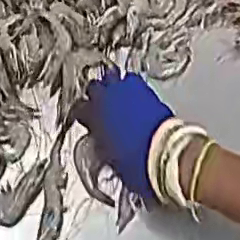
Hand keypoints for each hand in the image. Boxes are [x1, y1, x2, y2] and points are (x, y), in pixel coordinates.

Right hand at [73, 68, 172, 202]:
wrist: (161, 152)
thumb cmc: (136, 162)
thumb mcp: (110, 160)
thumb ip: (102, 146)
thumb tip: (102, 146)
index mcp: (94, 117)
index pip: (78, 109)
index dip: (80, 113)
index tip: (83, 117)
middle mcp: (105, 99)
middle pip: (93, 87)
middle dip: (95, 94)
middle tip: (100, 103)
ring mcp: (122, 89)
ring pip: (110, 76)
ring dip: (111, 84)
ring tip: (116, 92)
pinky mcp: (141, 86)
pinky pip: (130, 79)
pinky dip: (130, 84)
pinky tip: (133, 92)